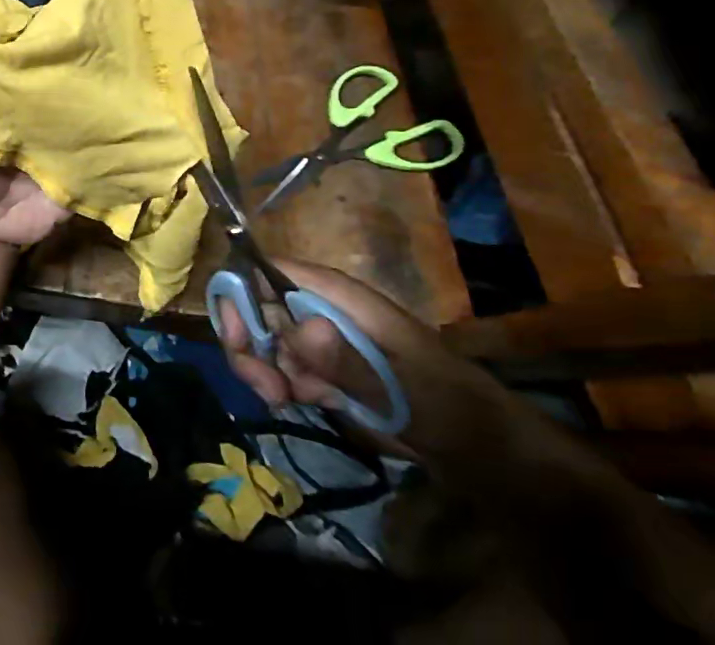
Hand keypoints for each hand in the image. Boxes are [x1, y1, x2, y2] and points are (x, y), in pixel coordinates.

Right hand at [217, 258, 469, 457]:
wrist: (476, 442)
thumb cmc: (445, 402)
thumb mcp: (400, 386)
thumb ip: (347, 361)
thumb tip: (299, 329)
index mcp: (338, 296)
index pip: (269, 271)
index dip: (241, 294)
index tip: (238, 341)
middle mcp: (322, 309)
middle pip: (257, 308)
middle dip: (249, 346)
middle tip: (269, 391)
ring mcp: (321, 339)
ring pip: (265, 340)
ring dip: (265, 372)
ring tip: (288, 402)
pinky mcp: (324, 367)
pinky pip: (283, 367)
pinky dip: (282, 386)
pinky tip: (306, 404)